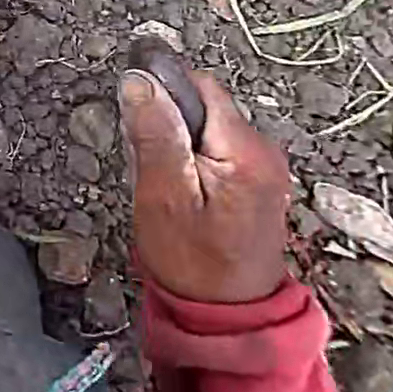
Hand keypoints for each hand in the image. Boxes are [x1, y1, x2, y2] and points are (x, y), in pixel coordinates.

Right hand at [120, 69, 290, 303]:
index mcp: (246, 150)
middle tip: (142, 157)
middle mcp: (263, 151)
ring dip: (169, 136)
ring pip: (200, 124)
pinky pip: (207, 144)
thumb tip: (138, 79)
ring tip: (154, 173)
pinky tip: (169, 180)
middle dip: (162, 118)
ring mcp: (260, 166)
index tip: (129, 107)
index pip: (198, 86)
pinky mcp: (250, 179)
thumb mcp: (163, 193)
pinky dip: (181, 153)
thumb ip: (154, 133)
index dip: (159, 87)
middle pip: (199, 103)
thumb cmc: (190, 256)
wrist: (225, 311)